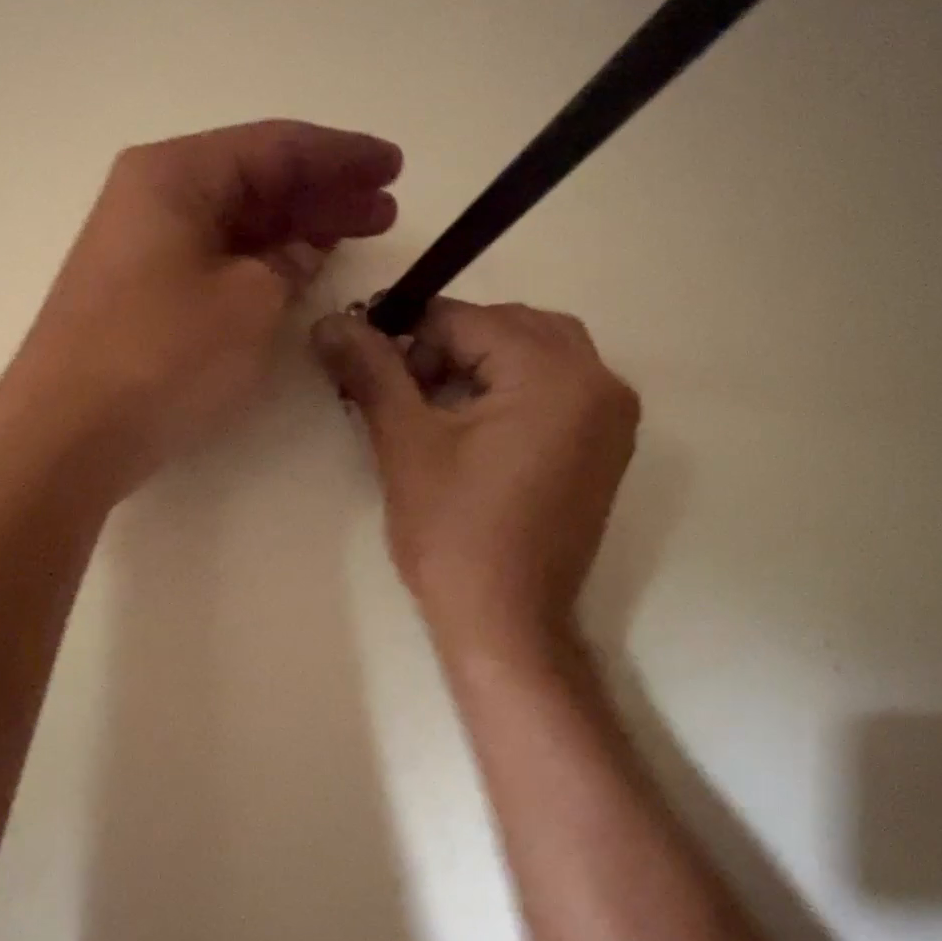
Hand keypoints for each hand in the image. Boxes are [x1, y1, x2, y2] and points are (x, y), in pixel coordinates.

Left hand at [10, 120, 402, 491]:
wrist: (67, 434)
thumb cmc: (162, 356)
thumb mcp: (249, 304)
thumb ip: (289, 265)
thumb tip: (299, 251)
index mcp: (175, 175)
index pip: (275, 147)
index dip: (342, 156)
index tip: (394, 167)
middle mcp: (152, 199)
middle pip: (254, 182)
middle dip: (324, 193)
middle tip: (385, 209)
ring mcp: (141, 251)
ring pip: (234, 225)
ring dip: (295, 229)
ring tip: (356, 236)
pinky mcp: (139, 297)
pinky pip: (213, 262)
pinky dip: (258, 264)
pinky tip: (295, 273)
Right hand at [311, 301, 639, 656]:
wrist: (505, 622)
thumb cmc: (453, 534)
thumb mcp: (405, 444)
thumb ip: (371, 371)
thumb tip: (329, 320)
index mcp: (555, 373)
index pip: (469, 319)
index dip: (409, 335)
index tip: (366, 362)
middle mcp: (600, 381)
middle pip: (511, 328)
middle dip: (449, 347)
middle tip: (403, 391)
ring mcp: (612, 417)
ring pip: (538, 356)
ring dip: (482, 366)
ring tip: (433, 411)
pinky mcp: (607, 448)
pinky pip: (559, 390)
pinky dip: (513, 392)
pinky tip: (472, 431)